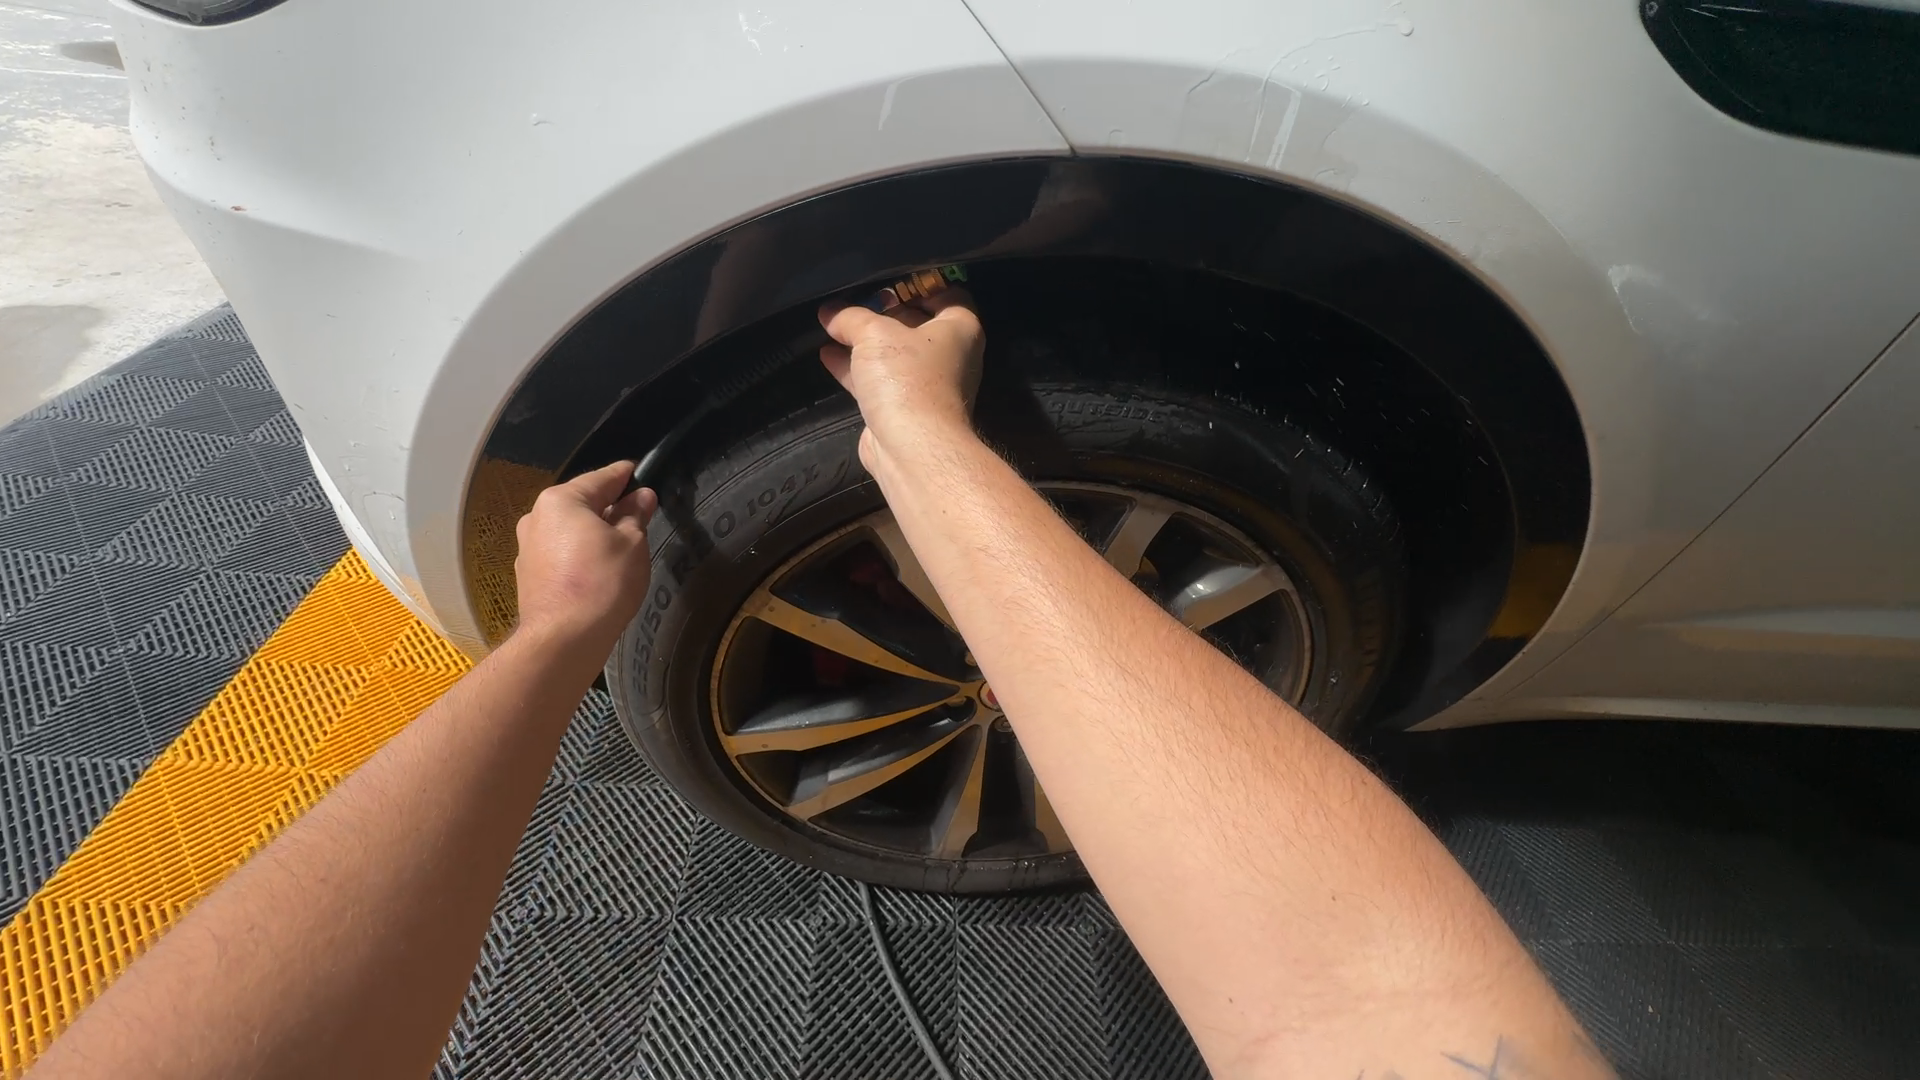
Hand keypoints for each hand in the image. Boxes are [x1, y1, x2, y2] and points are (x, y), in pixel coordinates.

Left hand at [513, 461, 657, 647]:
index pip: (601, 478)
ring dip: (594, 530)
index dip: (625, 475)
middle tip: (639, 510)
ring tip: (621, 541)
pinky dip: (581, 551)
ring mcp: (528, 547)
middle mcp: (537, 517)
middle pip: (582, 502)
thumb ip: (636, 515)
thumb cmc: (603, 582)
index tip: (640, 471)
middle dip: (610, 505)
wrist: (565, 636)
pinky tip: (599, 565)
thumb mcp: (633, 543)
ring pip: (569, 528)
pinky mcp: (529, 574)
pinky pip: (561, 551)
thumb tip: (642, 497)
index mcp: (562, 501)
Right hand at [818, 288, 983, 446]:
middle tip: (853, 302)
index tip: (888, 280)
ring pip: (894, 355)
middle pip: (916, 324)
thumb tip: (831, 313)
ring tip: (833, 325)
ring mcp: (926, 386)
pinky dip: (855, 368)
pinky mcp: (903, 410)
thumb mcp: (875, 333)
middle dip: (883, 314)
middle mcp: (950, 357)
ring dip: (864, 342)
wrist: (912, 447)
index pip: (948, 294)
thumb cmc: (907, 379)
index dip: (919, 283)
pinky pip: (878, 381)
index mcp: (960, 329)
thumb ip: (852, 317)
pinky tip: (827, 355)